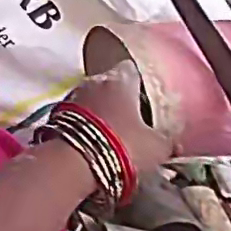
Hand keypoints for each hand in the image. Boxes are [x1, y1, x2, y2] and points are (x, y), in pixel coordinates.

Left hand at [68, 59, 170, 182]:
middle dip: (122, 99)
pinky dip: (88, 122)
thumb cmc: (124, 145)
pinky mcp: (57, 112)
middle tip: (136, 118)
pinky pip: (79, 112)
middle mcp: (93, 81)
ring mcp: (73, 95)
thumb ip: (167, 140)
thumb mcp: (157, 147)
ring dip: (103, 111)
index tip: (150, 96)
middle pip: (111, 84)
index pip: (132, 70)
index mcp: (119, 80)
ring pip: (93, 98)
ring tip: (116, 132)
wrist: (75, 160)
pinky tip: (97, 138)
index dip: (142, 82)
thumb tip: (173, 143)